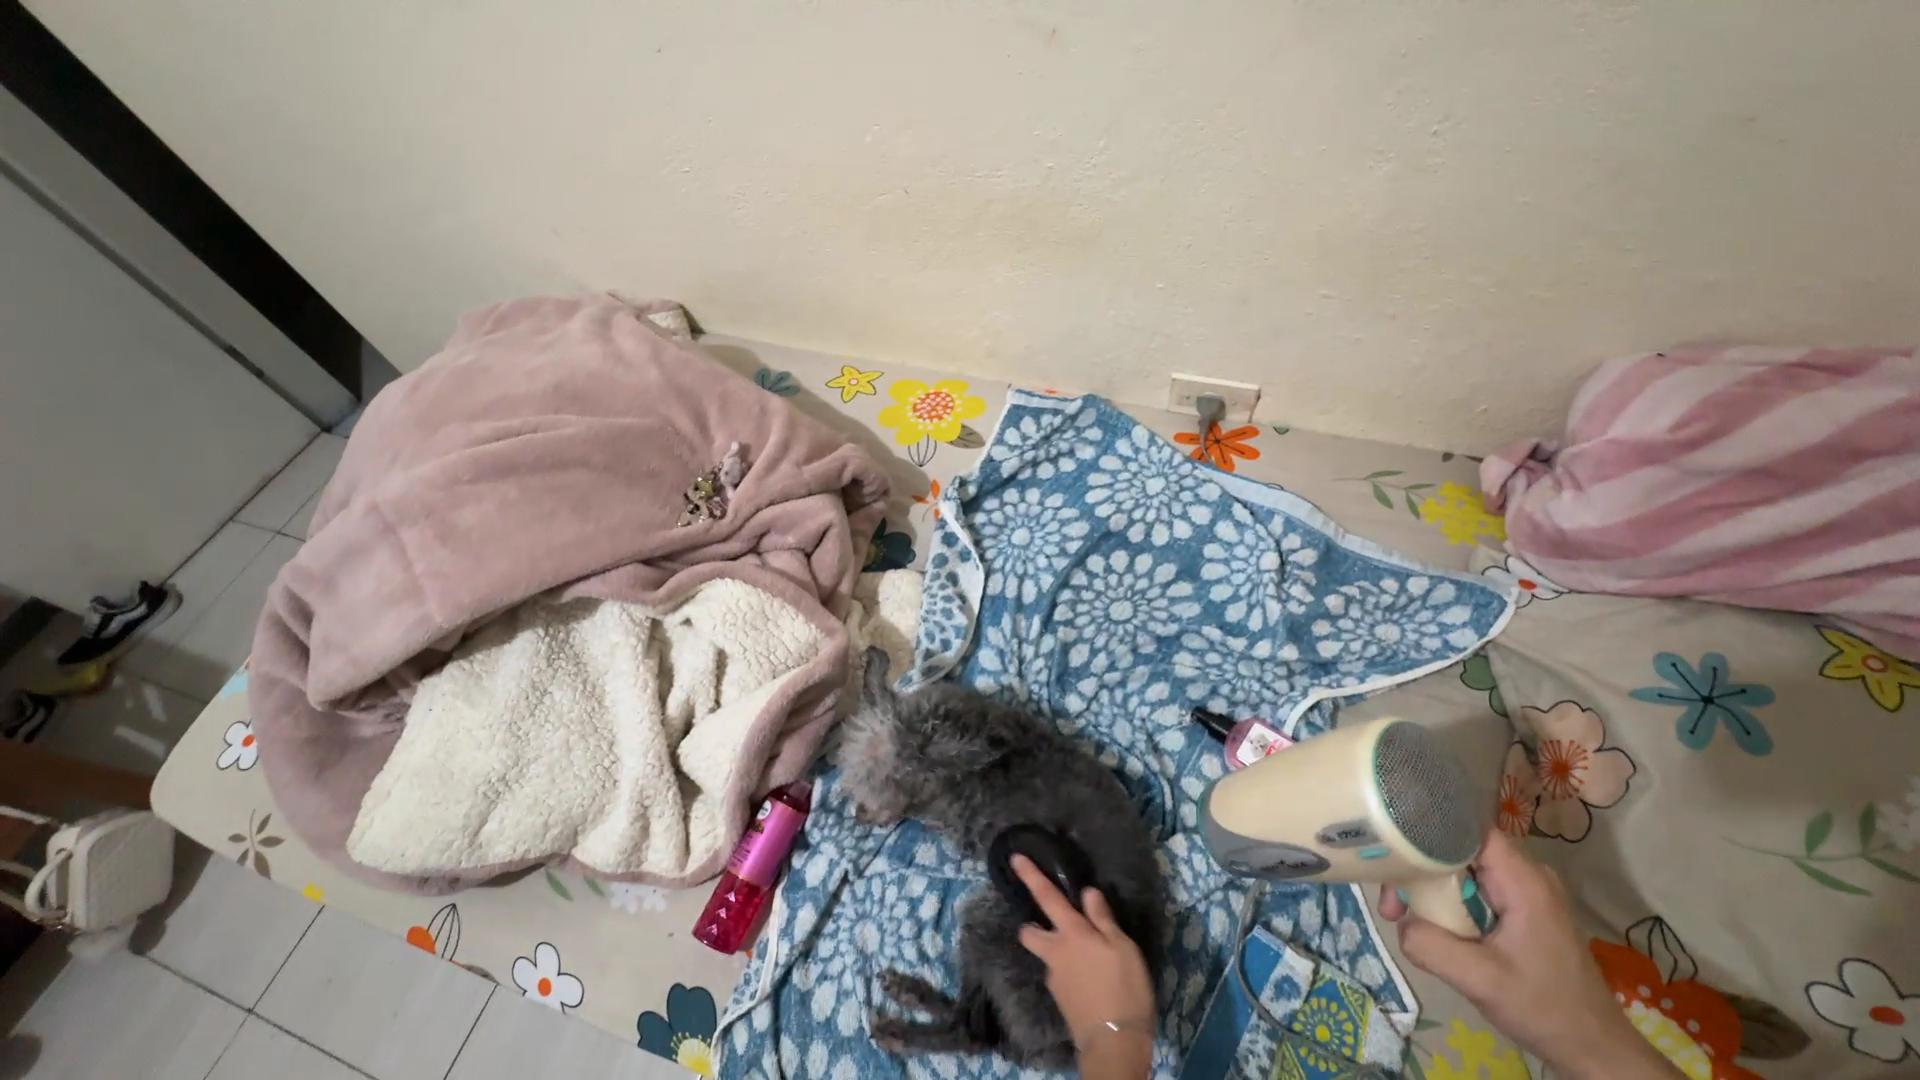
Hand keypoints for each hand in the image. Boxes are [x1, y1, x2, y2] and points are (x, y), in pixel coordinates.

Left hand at [1011, 855, 1155, 1054]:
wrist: (1114, 1042)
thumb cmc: (1124, 988)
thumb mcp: (1123, 948)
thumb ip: (1103, 919)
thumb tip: (1087, 892)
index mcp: (1072, 934)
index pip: (1047, 898)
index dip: (1031, 876)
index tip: (1014, 859)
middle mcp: (1055, 953)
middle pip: (1030, 932)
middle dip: (1034, 926)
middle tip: (1055, 928)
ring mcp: (1054, 978)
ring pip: (1047, 957)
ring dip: (1058, 954)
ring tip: (1088, 963)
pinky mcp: (1060, 1000)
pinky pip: (1060, 977)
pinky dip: (1070, 975)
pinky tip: (1091, 984)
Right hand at [1377, 830, 1681, 1079]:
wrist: (1595, 1049)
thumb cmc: (1544, 1008)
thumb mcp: (1479, 980)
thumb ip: (1430, 945)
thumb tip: (1402, 923)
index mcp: (1524, 880)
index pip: (1466, 829)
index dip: (1426, 835)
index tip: (1393, 859)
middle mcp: (1527, 874)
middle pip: (1459, 848)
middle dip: (1419, 871)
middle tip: (1393, 906)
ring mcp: (1526, 891)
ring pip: (1463, 869)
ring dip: (1430, 890)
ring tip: (1406, 919)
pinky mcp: (1521, 908)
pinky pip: (1473, 888)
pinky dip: (1448, 902)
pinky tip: (1433, 927)